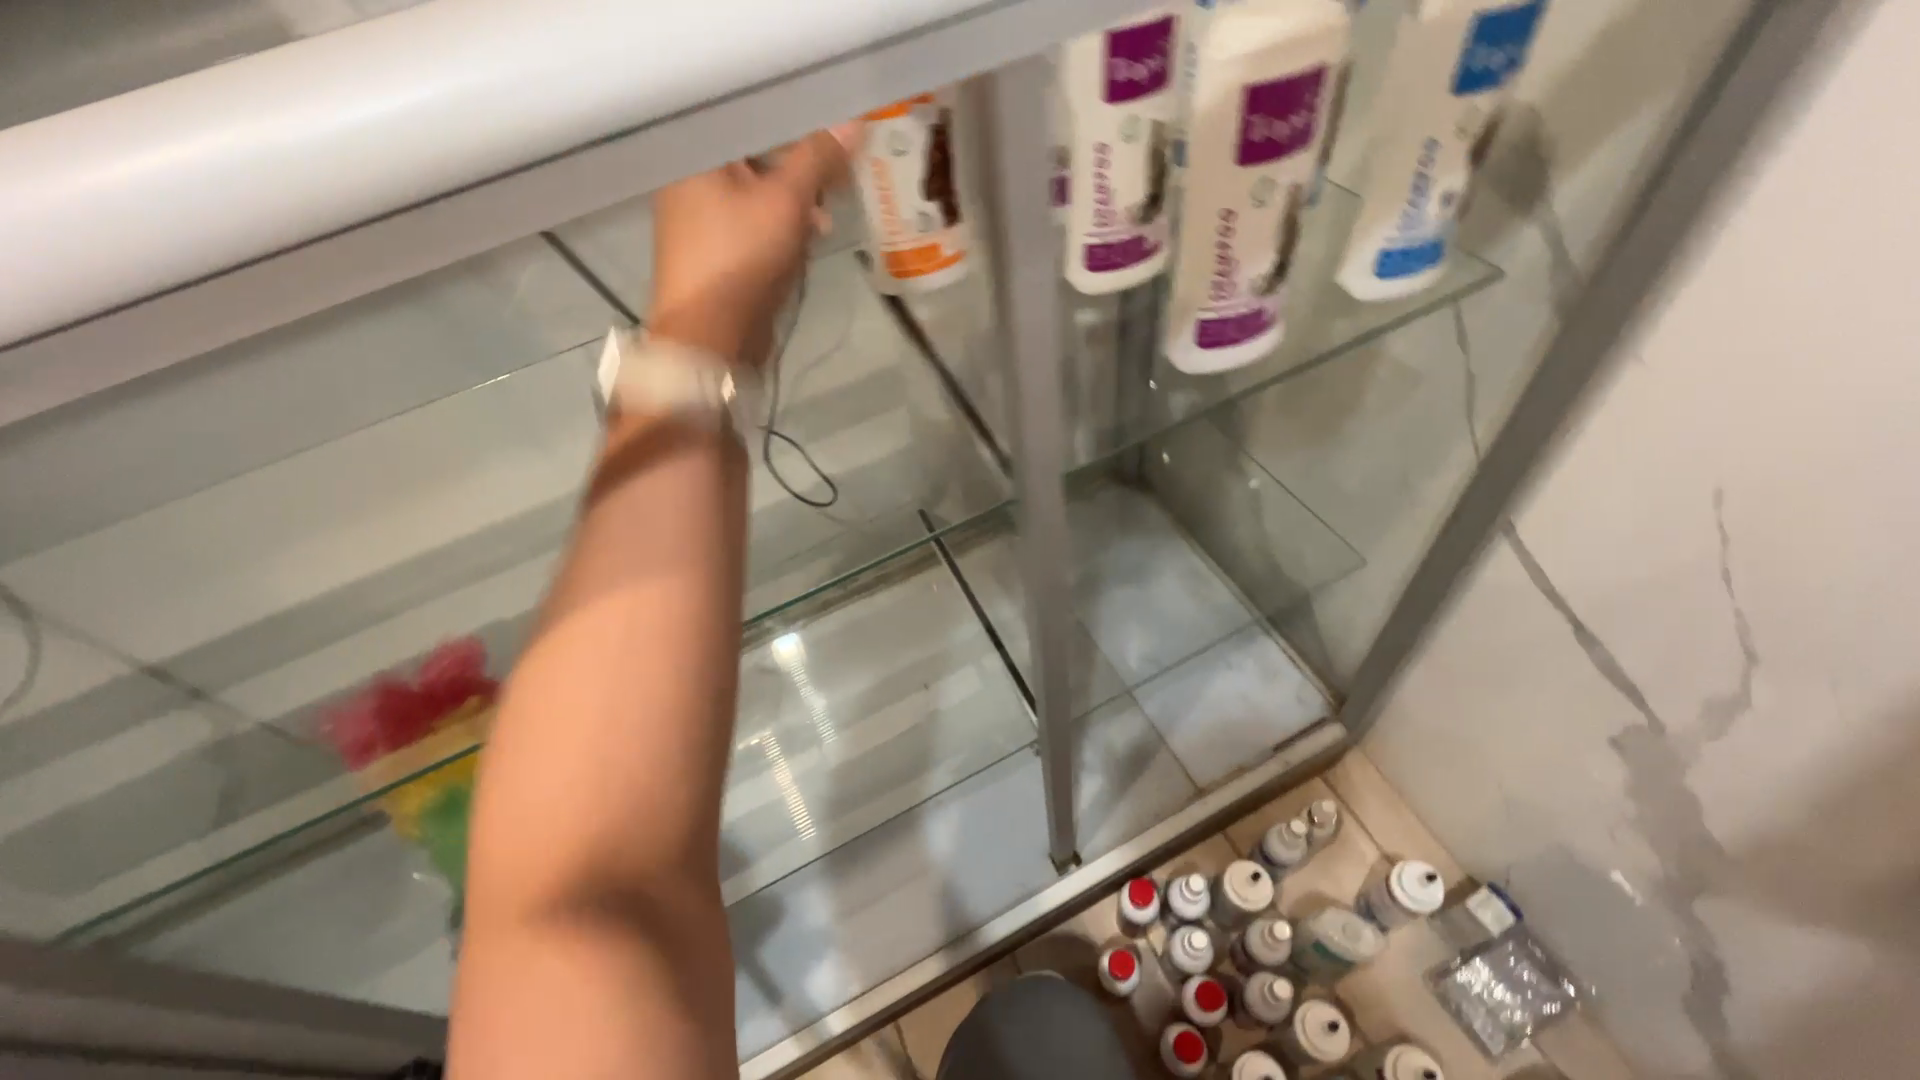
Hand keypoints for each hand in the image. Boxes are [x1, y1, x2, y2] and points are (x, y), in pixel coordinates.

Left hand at [647, 123, 861, 366]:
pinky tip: (806, 242)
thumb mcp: (786, 201)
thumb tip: (854, 121)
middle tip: (836, 181)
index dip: (796, 122)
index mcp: (697, 154)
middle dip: (801, 170)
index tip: (833, 132)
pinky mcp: (714, 251)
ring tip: (824, 223)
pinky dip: (781, 229)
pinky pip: (754, 225)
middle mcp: (691, 178)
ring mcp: (699, 218)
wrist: (709, 336)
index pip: (751, 117)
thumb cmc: (741, 256)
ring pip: (758, 193)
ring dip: (797, 204)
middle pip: (756, 156)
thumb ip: (818, 158)